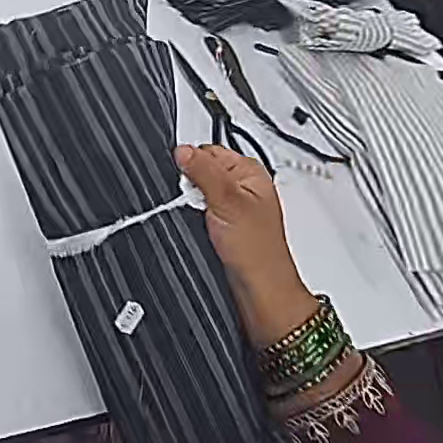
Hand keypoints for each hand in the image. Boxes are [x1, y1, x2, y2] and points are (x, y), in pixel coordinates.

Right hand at [175, 144, 315, 347]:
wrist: (259, 292)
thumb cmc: (258, 251)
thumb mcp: (227, 202)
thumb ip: (204, 172)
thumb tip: (183, 150)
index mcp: (250, 171)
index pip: (209, 150)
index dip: (192, 161)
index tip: (185, 176)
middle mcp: (242, 188)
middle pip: (200, 171)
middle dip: (190, 186)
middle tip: (198, 204)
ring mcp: (231, 208)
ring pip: (196, 195)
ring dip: (190, 206)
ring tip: (202, 222)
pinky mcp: (221, 227)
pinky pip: (196, 214)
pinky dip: (192, 221)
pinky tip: (200, 231)